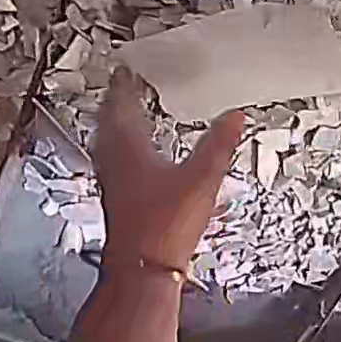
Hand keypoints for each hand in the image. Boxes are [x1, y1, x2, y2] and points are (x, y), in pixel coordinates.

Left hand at [94, 67, 245, 270]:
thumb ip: (219, 145)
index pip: (121, 107)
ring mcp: (112, 183)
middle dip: (114, 104)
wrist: (143, 268)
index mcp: (130, 150)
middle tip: (119, 91)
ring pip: (106, 145)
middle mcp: (115, 163)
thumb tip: (234, 117)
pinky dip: (119, 152)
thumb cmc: (164, 226)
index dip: (122, 87)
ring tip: (122, 120)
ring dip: (114, 127)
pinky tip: (132, 162)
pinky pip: (112, 165)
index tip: (124, 73)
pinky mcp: (116, 201)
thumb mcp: (202, 179)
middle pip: (107, 124)